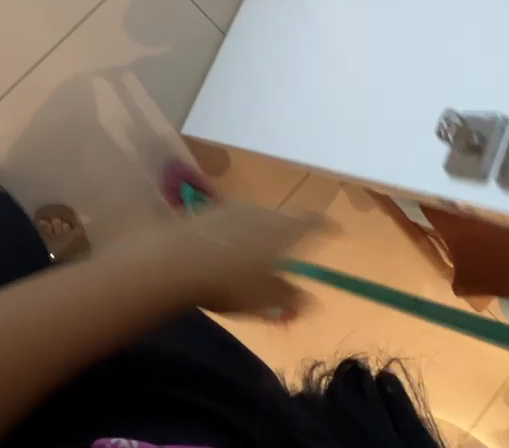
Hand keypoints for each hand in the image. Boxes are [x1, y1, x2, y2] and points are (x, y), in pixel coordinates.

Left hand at [121, 202, 330, 319]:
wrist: (174, 258)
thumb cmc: (226, 283)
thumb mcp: (263, 301)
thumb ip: (289, 298)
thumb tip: (310, 300)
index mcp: (282, 231)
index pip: (312, 222)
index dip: (325, 226)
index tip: (334, 231)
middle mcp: (261, 212)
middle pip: (284, 218)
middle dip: (291, 233)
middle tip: (294, 252)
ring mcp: (233, 207)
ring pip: (258, 217)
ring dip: (263, 231)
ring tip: (260, 256)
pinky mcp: (209, 209)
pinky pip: (235, 219)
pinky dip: (241, 231)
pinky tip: (230, 250)